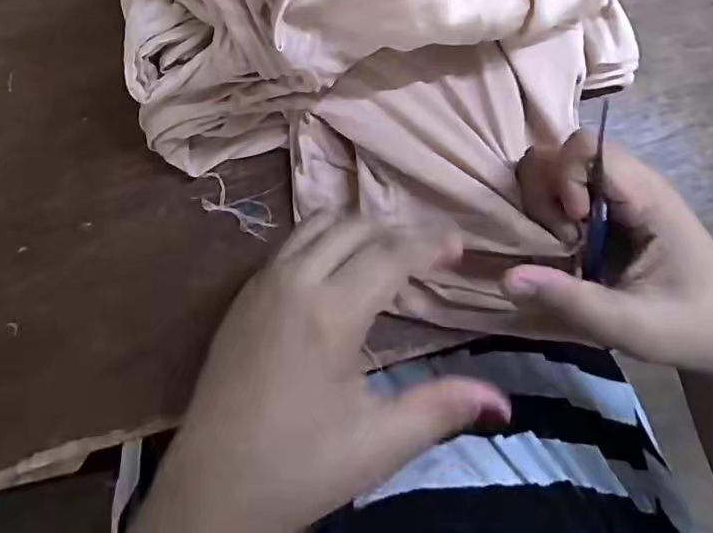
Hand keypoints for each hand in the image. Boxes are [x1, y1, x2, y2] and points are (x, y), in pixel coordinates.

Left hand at [134, 217, 511, 532]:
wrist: (209, 489)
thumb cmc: (298, 468)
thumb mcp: (376, 445)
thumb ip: (440, 409)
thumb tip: (503, 401)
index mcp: (330, 313)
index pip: (389, 254)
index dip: (428, 242)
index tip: (458, 242)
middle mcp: (295, 280)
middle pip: (355, 227)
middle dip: (397, 230)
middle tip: (429, 249)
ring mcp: (263, 280)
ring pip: (318, 223)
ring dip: (357, 226)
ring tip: (387, 249)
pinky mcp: (243, 292)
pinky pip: (291, 241)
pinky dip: (324, 236)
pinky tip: (337, 264)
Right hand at [503, 131, 712, 379]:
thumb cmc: (690, 329)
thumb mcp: (633, 326)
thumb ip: (571, 300)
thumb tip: (506, 279)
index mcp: (647, 196)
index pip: (588, 146)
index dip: (565, 176)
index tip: (573, 225)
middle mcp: (628, 183)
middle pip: (563, 151)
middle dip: (546, 190)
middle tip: (564, 239)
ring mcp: (616, 195)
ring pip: (555, 166)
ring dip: (544, 200)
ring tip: (564, 244)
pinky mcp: (605, 209)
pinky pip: (561, 188)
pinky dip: (549, 210)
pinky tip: (566, 246)